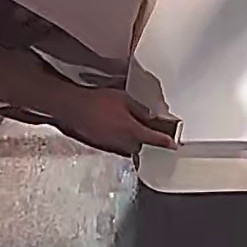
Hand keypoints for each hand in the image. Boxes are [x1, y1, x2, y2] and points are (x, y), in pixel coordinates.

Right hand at [51, 87, 178, 156]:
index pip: (154, 139)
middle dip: (145, 139)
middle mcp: (123, 142)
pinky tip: (114, 129)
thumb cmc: (98, 101)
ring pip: (128, 148)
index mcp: (132, 130)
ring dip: (132, 140)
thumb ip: (140, 110)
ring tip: (128, 127)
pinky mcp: (101, 146)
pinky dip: (120, 140)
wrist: (73, 107)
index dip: (166, 142)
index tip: (173, 145)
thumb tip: (151, 116)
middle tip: (147, 129)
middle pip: (141, 146)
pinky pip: (116, 146)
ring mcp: (111, 146)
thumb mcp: (124, 99)